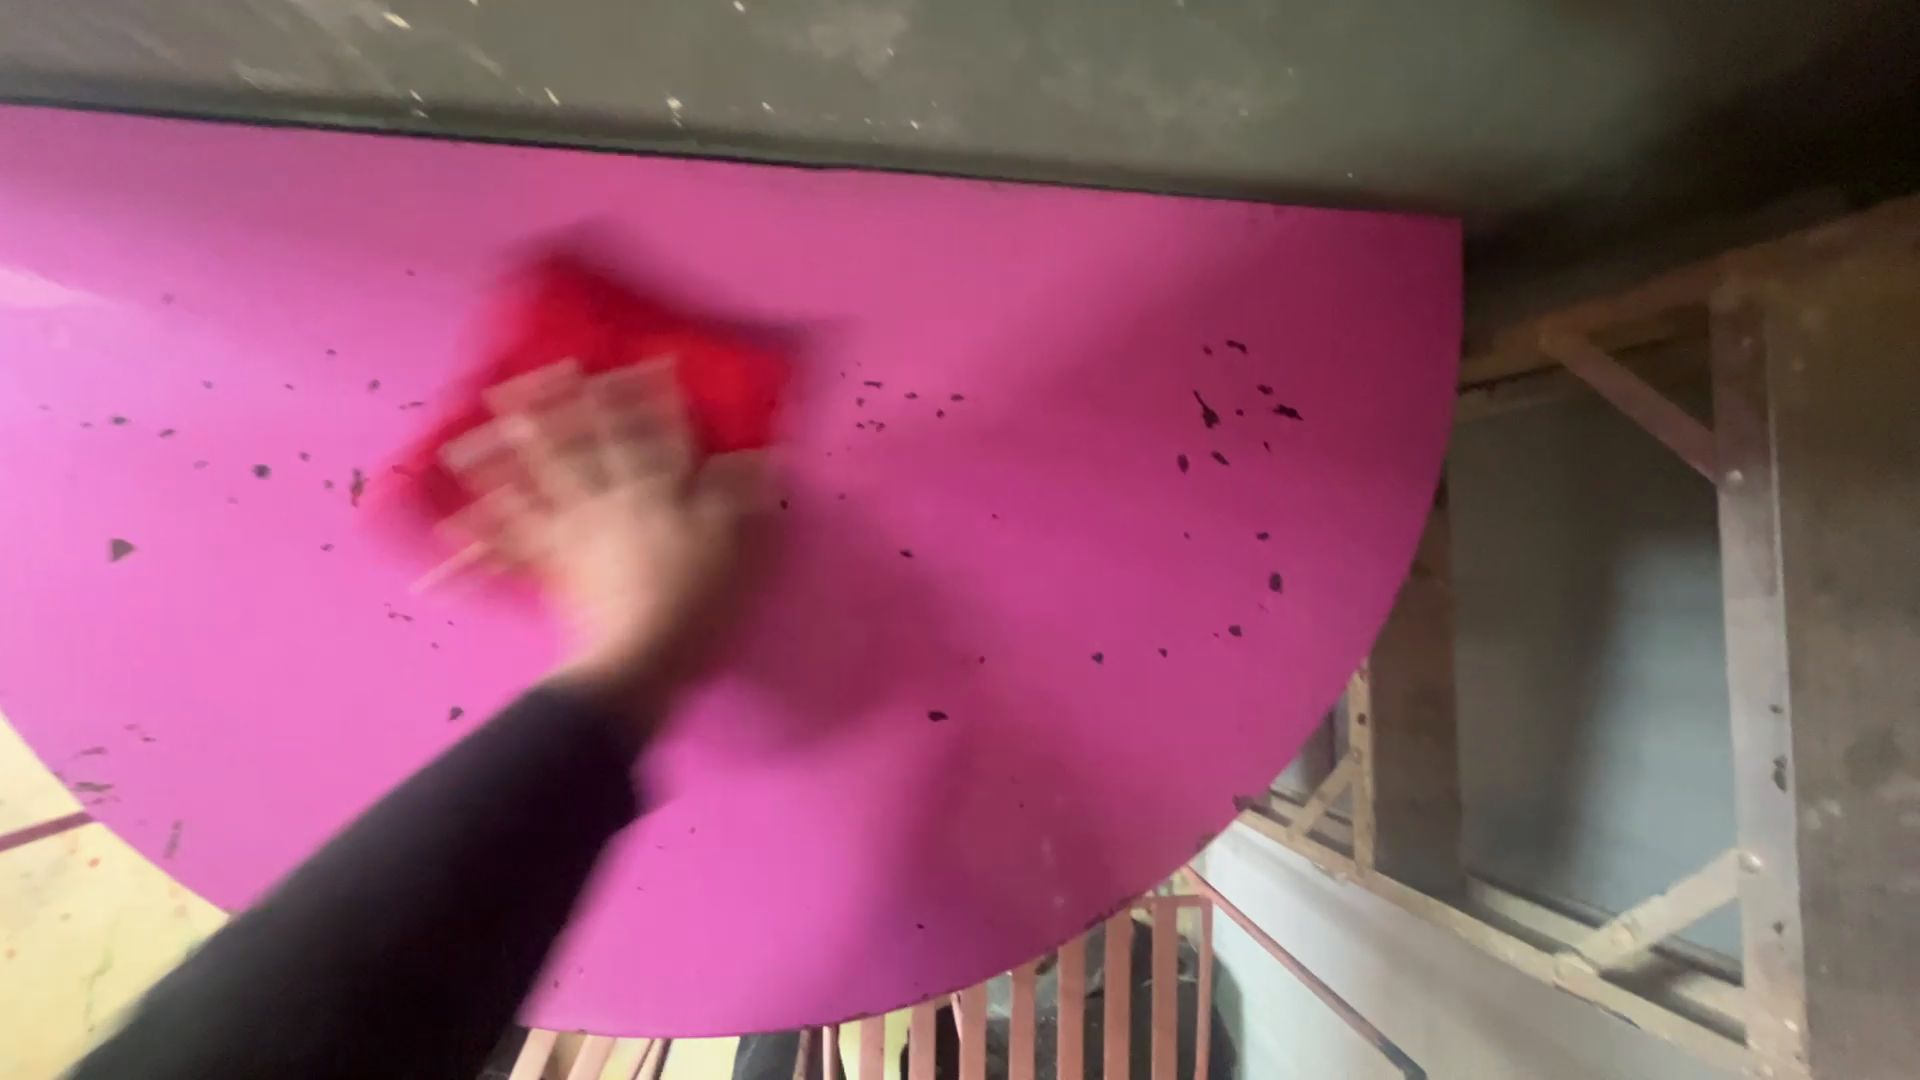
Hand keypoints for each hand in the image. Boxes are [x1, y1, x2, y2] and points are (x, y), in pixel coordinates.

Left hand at [441, 360, 766, 713]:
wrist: (642, 656)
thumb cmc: (697, 600)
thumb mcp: (735, 544)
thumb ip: (740, 496)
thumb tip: (761, 456)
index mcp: (658, 492)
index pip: (661, 433)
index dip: (658, 397)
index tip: (653, 362)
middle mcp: (610, 499)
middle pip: (584, 444)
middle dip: (565, 405)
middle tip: (535, 372)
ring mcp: (575, 531)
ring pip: (533, 484)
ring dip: (500, 459)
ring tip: (464, 439)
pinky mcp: (554, 567)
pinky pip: (510, 547)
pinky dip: (479, 536)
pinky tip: (453, 523)